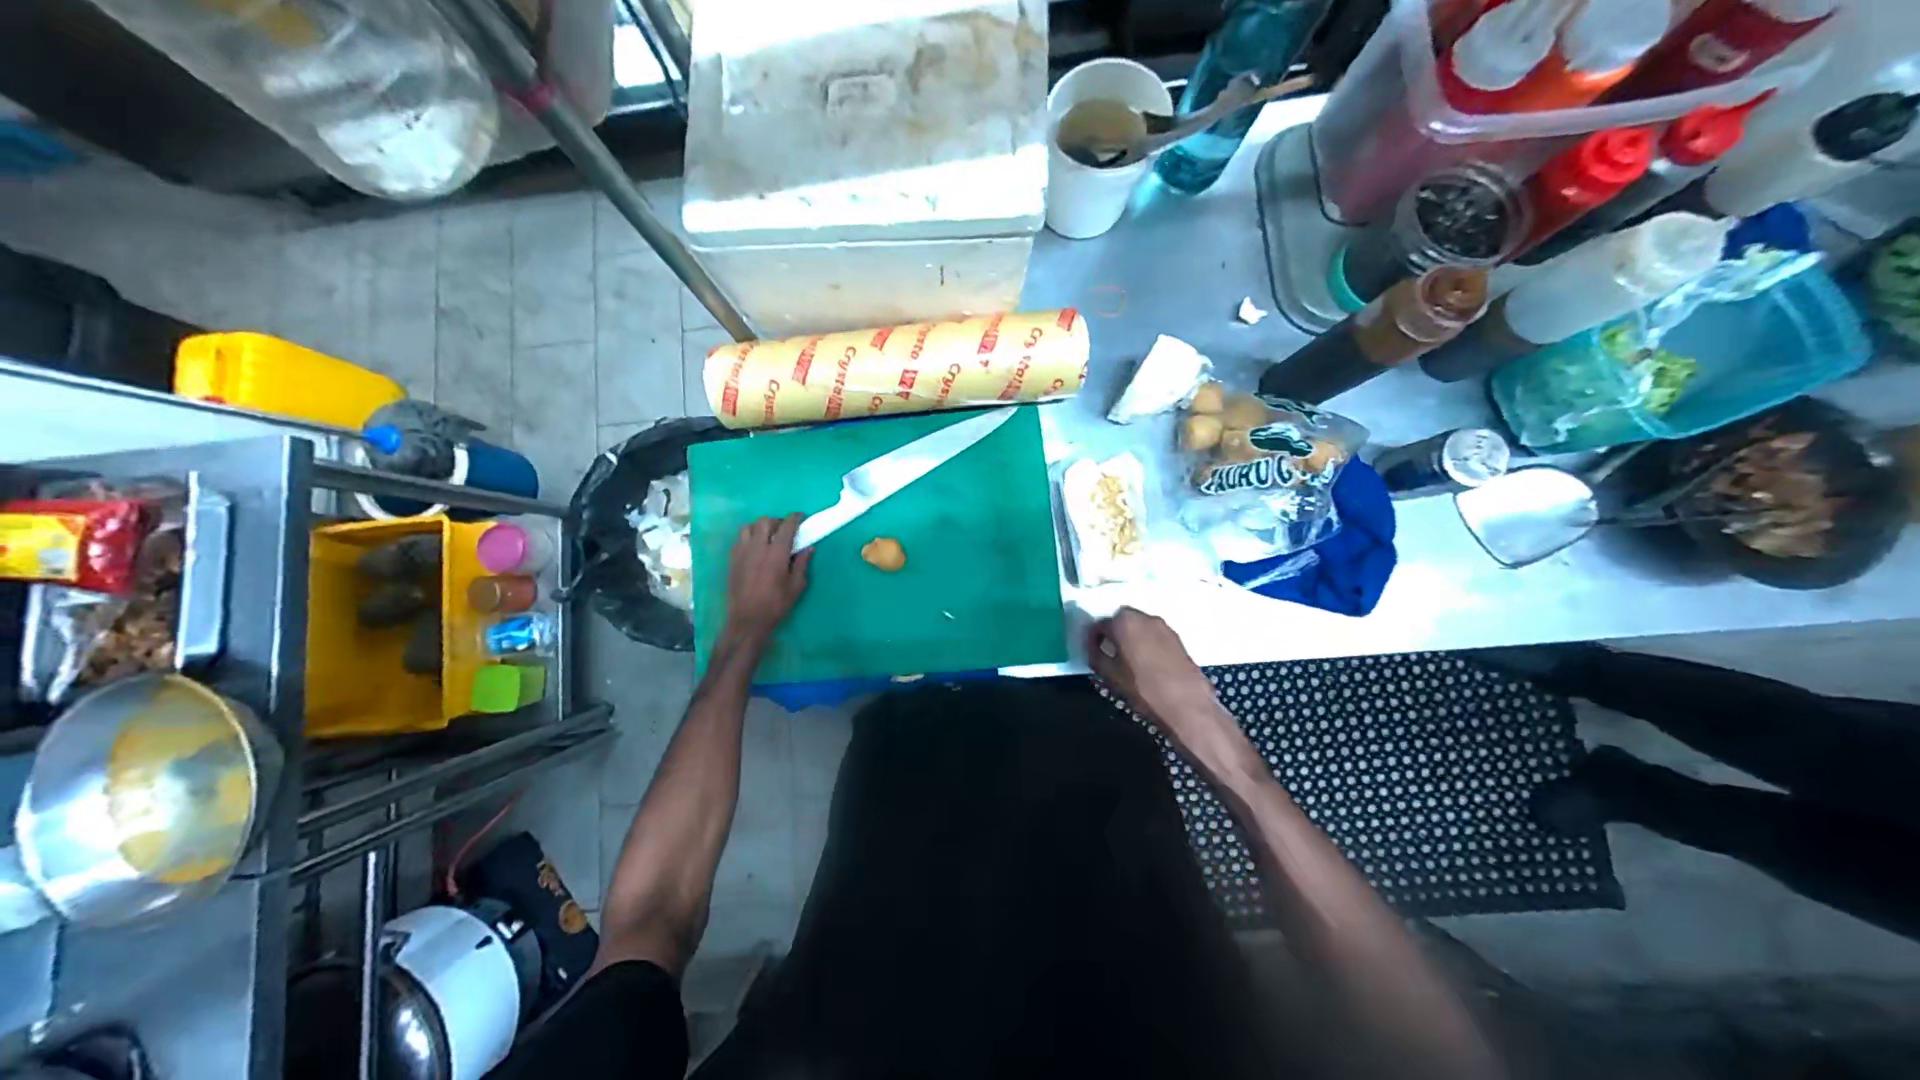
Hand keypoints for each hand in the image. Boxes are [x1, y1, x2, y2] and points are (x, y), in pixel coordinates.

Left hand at [724, 514, 811, 644]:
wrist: (747, 621)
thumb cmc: (776, 605)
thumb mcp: (796, 586)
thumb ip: (802, 564)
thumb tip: (809, 547)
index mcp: (776, 554)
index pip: (786, 527)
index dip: (794, 518)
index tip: (800, 516)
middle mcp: (757, 548)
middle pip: (765, 521)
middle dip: (776, 521)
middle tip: (784, 529)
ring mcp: (742, 552)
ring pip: (748, 527)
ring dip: (760, 527)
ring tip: (767, 536)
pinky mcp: (732, 559)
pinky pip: (739, 539)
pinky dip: (749, 537)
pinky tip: (755, 548)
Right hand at [1088, 607, 1253, 777]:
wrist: (1186, 705)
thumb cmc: (1143, 689)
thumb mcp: (1109, 674)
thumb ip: (1096, 654)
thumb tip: (1094, 647)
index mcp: (1124, 622)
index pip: (1100, 624)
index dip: (1094, 638)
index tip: (1093, 651)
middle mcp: (1145, 617)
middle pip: (1122, 620)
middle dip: (1114, 634)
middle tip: (1110, 654)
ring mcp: (1165, 627)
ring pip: (1140, 627)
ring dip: (1132, 638)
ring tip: (1129, 661)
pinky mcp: (1178, 639)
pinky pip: (1155, 636)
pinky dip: (1147, 644)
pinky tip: (1147, 665)